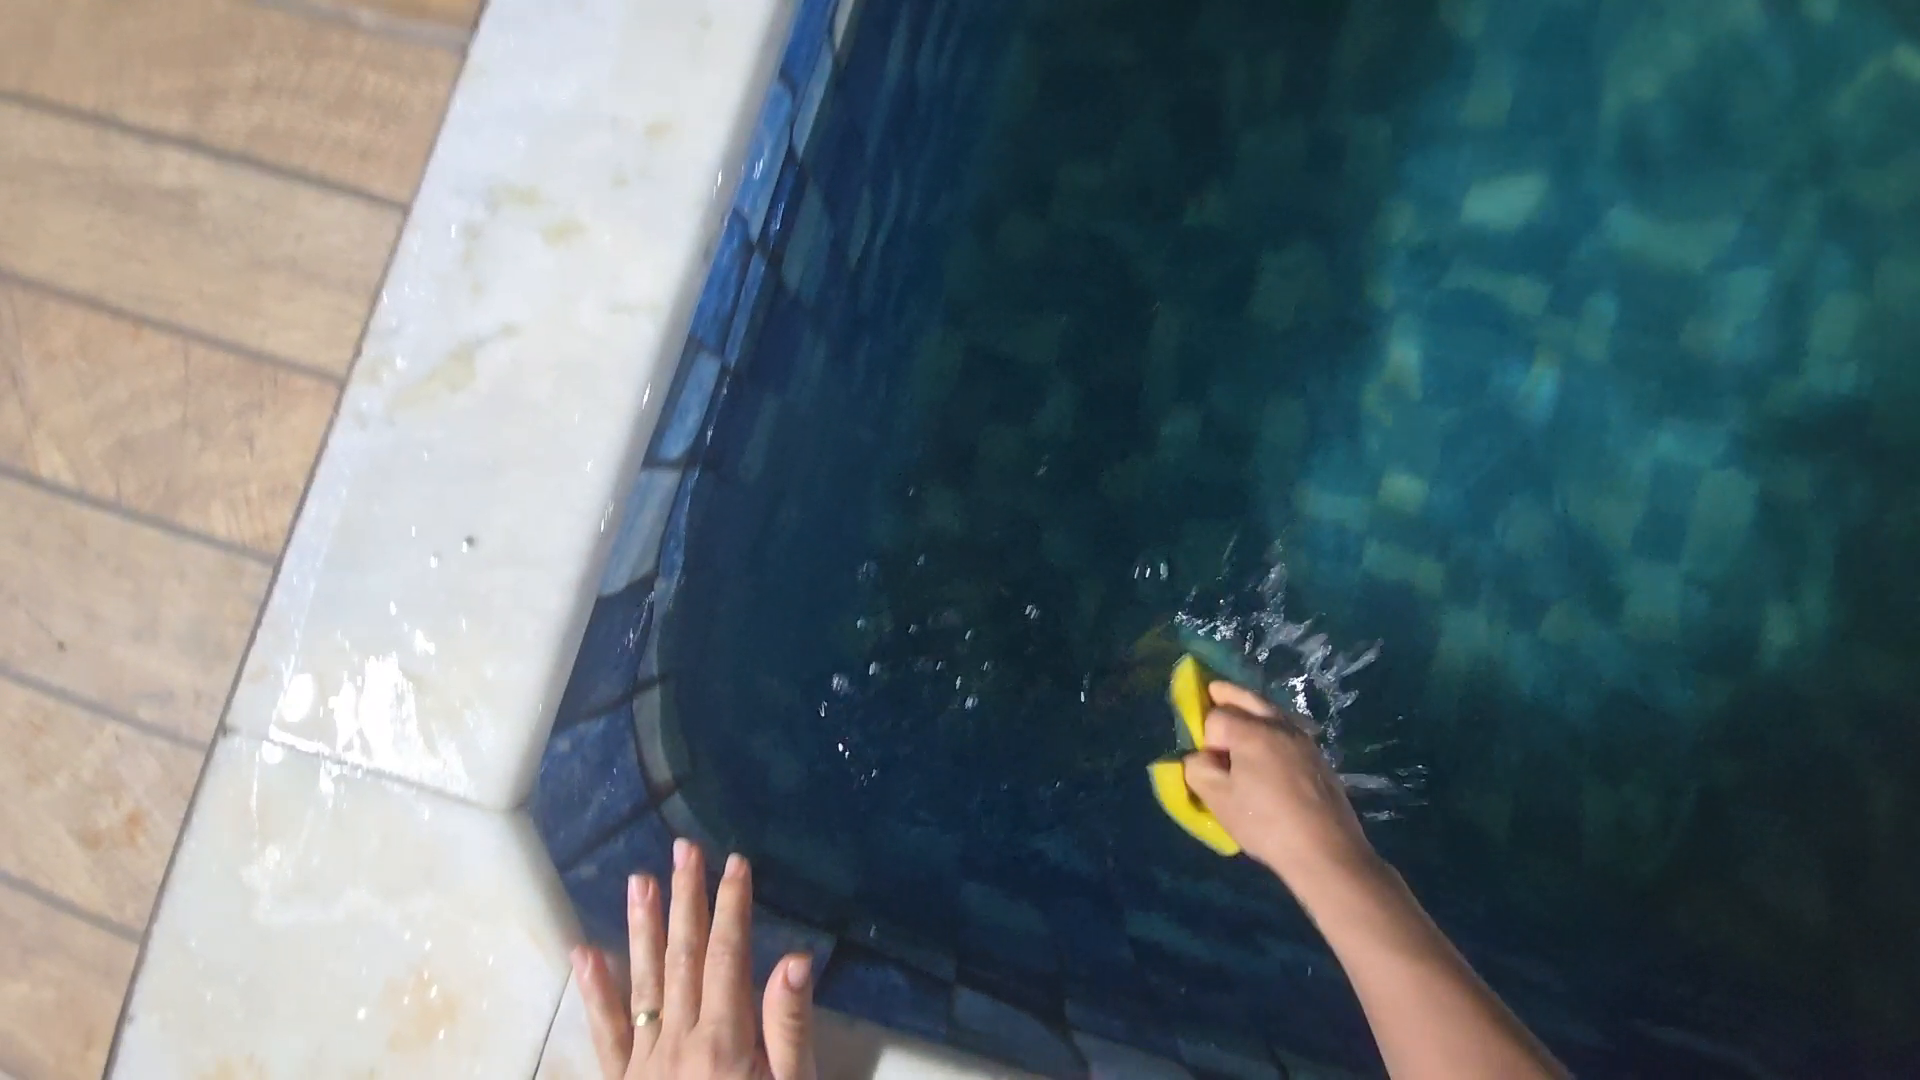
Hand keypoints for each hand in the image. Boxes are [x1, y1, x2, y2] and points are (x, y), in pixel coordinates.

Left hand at [574, 839, 816, 1079]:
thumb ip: (790, 1031)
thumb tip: (795, 957)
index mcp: (724, 1041)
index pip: (727, 955)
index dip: (733, 906)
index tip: (735, 862)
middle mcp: (678, 1043)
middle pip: (682, 957)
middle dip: (686, 900)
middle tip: (684, 849)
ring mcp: (643, 1065)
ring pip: (642, 983)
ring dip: (641, 928)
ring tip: (638, 880)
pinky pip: (606, 1035)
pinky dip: (595, 993)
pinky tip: (585, 954)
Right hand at [1183, 681, 1379, 887]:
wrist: (1327, 854)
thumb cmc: (1266, 824)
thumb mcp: (1218, 800)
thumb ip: (1198, 769)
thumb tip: (1201, 758)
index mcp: (1251, 732)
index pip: (1216, 716)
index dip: (1206, 736)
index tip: (1210, 763)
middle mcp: (1280, 727)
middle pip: (1248, 698)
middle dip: (1228, 694)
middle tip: (1213, 690)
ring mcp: (1304, 741)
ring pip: (1272, 712)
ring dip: (1252, 708)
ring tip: (1240, 718)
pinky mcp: (1319, 759)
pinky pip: (1288, 730)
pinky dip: (1272, 727)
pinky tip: (1268, 748)